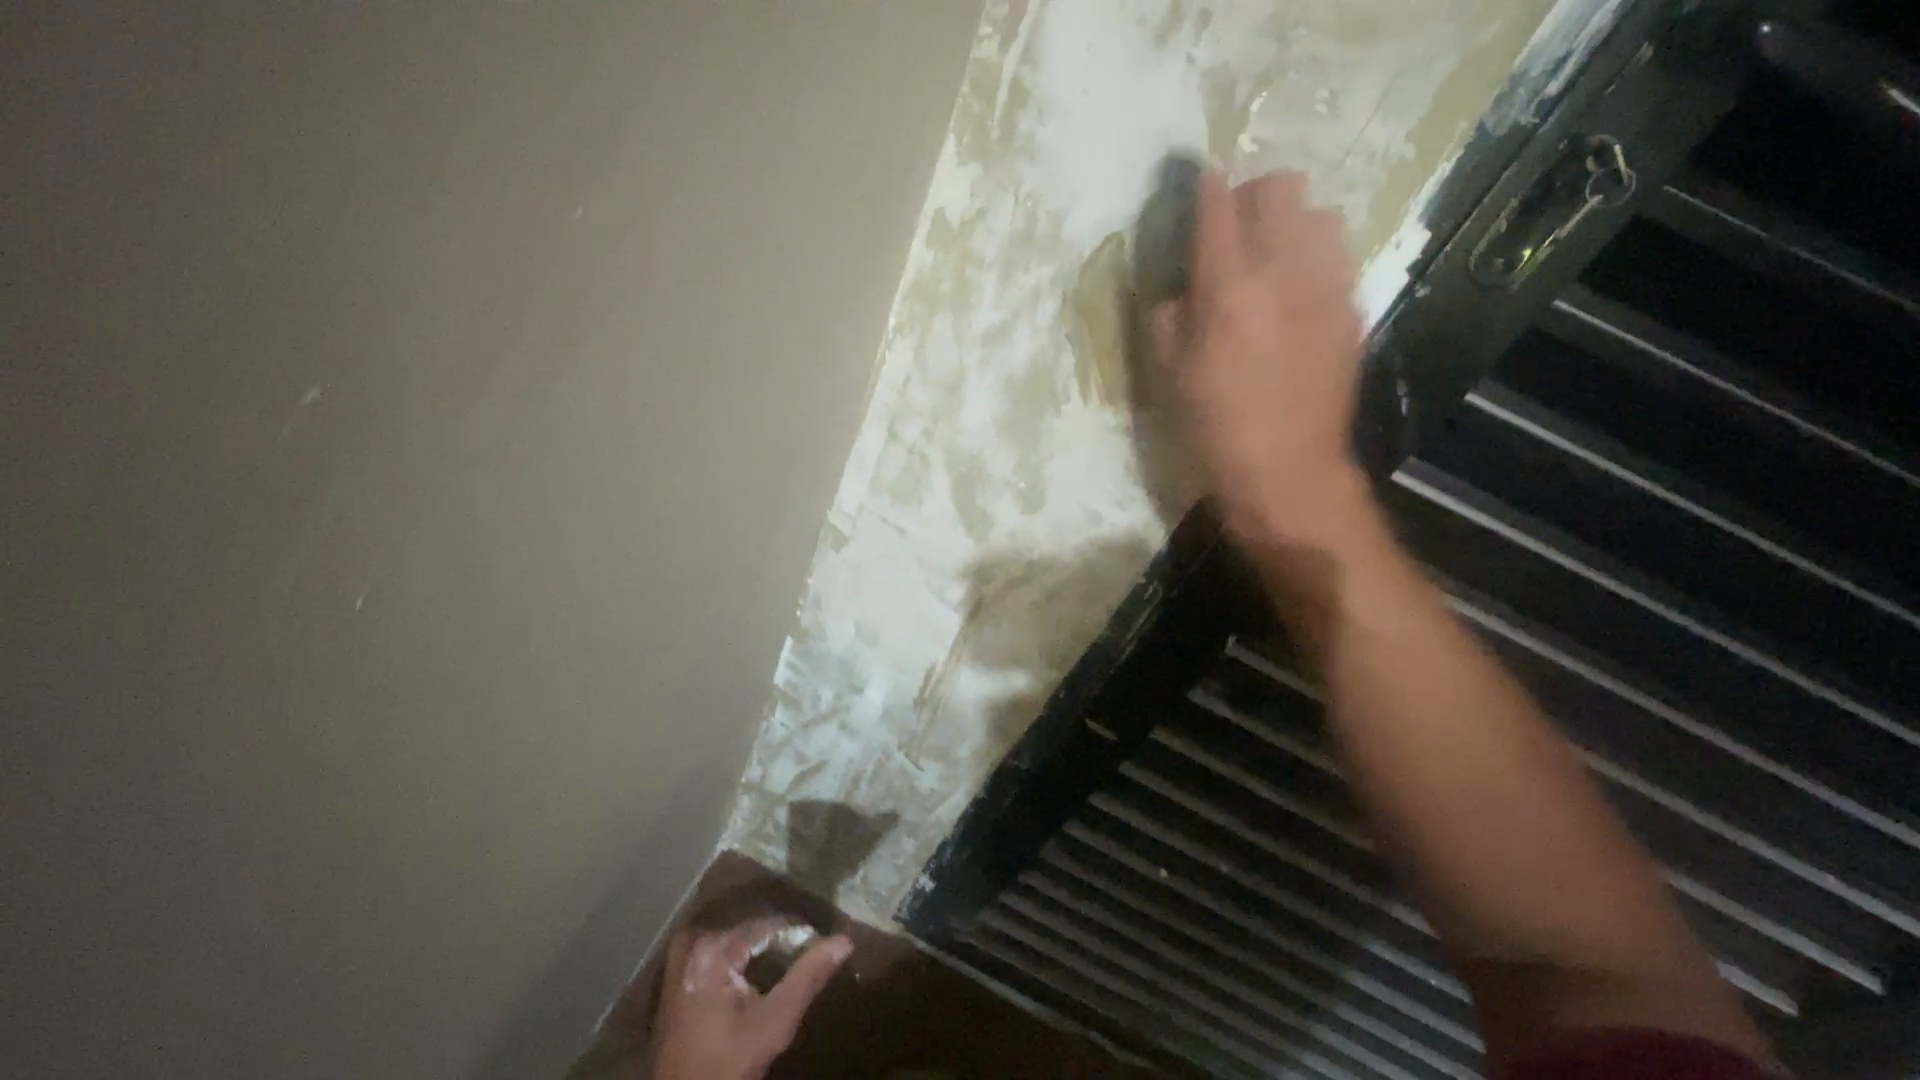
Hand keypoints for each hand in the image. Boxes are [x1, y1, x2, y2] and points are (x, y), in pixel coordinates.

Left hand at [648, 918, 853, 1079]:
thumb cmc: (729, 1062)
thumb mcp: (776, 1021)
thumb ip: (808, 976)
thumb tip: (845, 940)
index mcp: (716, 946)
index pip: (771, 924)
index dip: (801, 935)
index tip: (822, 950)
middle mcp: (695, 940)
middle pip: (752, 930)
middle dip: (780, 945)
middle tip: (804, 964)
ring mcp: (681, 956)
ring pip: (736, 940)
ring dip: (760, 953)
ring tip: (784, 973)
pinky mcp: (676, 974)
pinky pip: (717, 953)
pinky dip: (738, 961)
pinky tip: (754, 983)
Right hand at [1152, 170, 1368, 548]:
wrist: (1286, 467)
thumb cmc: (1214, 422)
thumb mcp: (1166, 370)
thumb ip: (1168, 310)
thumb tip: (1184, 282)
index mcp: (1226, 286)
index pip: (1217, 202)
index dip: (1204, 184)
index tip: (1197, 184)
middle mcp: (1282, 270)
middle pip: (1280, 186)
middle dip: (1253, 194)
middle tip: (1237, 226)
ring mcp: (1326, 286)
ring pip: (1320, 212)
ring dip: (1292, 222)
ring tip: (1275, 256)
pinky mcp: (1353, 308)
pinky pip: (1338, 257)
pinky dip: (1315, 259)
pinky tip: (1298, 294)